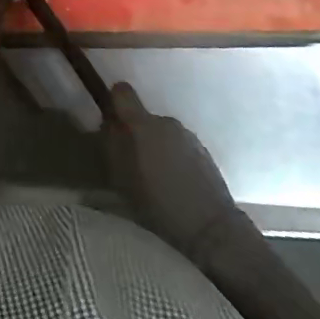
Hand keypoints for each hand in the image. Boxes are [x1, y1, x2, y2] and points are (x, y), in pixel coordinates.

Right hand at [104, 82, 244, 261]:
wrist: (210, 226)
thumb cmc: (158, 205)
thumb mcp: (122, 180)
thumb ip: (112, 147)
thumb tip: (109, 125)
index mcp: (141, 125)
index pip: (122, 92)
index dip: (115, 102)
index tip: (112, 122)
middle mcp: (165, 122)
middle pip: (142, 117)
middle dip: (136, 134)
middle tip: (133, 163)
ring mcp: (186, 134)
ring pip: (161, 132)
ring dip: (155, 146)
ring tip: (156, 177)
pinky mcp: (202, 149)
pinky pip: (178, 144)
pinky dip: (172, 156)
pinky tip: (175, 183)